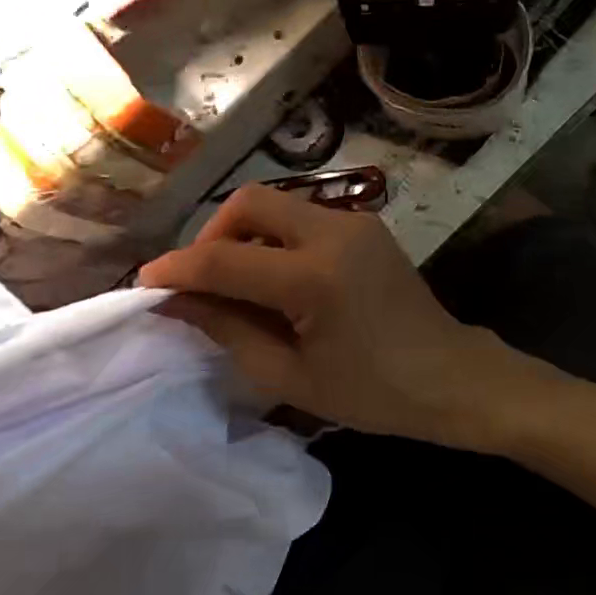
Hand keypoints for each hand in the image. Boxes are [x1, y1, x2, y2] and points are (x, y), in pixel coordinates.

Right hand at [141, 185, 534, 449]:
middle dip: (211, 234)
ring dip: (244, 232)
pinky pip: (304, 216)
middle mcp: (335, 233)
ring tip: (234, 282)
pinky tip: (275, 276)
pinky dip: (275, 236)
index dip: (176, 270)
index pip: (223, 258)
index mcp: (314, 277)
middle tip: (199, 281)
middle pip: (250, 202)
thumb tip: (175, 300)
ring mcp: (356, 223)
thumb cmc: (373, 392)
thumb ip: (227, 329)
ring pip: (277, 203)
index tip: (145, 286)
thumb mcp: (290, 375)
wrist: (450, 376)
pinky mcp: (368, 226)